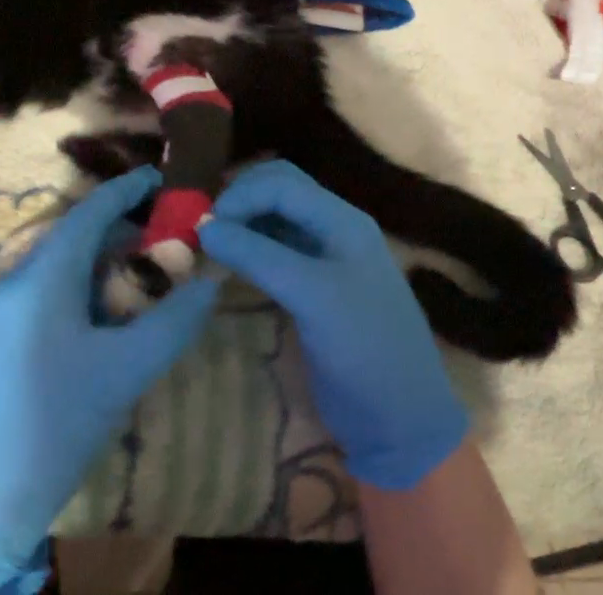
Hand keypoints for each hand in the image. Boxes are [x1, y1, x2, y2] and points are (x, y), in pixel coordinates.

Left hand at [0, 167, 221, 592]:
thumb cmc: (58, 425)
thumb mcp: (125, 372)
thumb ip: (172, 323)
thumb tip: (210, 284)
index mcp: (39, 278)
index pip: (88, 213)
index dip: (125, 190)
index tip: (160, 177)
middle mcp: (9, 281)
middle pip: (69, 237)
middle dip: (116, 231)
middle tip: (162, 240)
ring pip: (52, 266)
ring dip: (96, 263)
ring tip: (138, 280)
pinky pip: (37, 292)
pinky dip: (74, 289)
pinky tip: (100, 319)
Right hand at [199, 161, 467, 490]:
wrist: (399, 419)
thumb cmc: (364, 349)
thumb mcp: (312, 296)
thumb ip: (258, 256)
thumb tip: (204, 227)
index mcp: (343, 221)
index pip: (281, 183)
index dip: (241, 196)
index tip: (205, 227)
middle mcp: (333, 231)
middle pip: (277, 192)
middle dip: (239, 202)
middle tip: (203, 231)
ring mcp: (322, 261)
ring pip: (273, 222)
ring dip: (240, 226)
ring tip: (207, 247)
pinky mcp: (311, 290)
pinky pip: (273, 254)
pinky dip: (247, 253)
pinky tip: (225, 266)